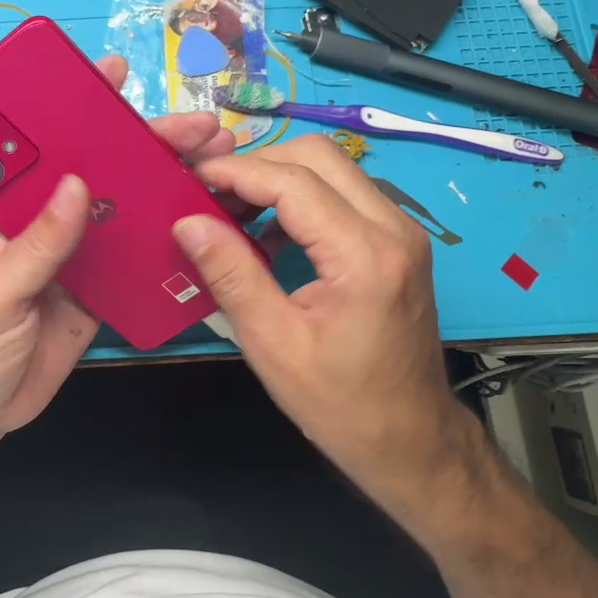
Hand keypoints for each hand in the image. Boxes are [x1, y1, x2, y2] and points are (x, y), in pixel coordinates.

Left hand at [0, 54, 234, 443]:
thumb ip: (36, 245)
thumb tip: (77, 185)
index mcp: (8, 212)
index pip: (42, 148)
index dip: (75, 109)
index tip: (113, 76)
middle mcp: (45, 224)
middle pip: (99, 174)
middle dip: (145, 144)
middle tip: (200, 127)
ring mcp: (75, 257)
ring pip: (125, 212)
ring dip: (165, 187)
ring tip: (217, 165)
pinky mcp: (97, 292)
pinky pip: (136, 260)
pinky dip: (168, 243)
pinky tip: (203, 226)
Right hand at [171, 135, 474, 503]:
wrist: (411, 441)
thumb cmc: (339, 403)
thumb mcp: (271, 343)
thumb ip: (230, 273)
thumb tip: (186, 221)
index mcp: (364, 255)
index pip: (292, 182)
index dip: (235, 172)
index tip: (189, 178)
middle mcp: (393, 228)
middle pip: (318, 156)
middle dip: (257, 164)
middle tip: (210, 194)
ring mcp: (401, 232)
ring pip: (332, 169)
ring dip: (277, 179)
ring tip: (230, 212)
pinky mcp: (397, 243)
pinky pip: (343, 194)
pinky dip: (299, 199)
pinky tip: (267, 236)